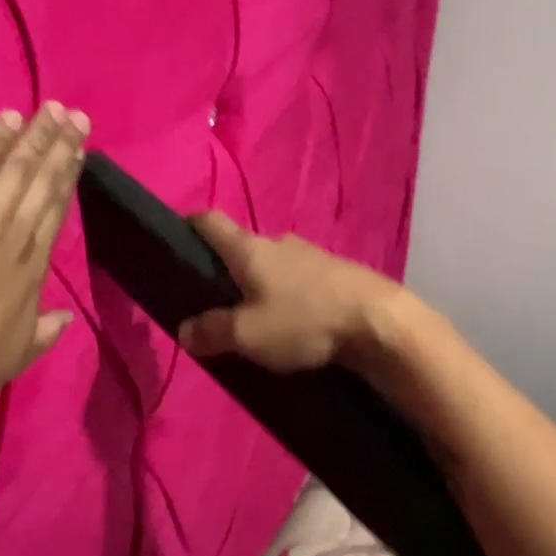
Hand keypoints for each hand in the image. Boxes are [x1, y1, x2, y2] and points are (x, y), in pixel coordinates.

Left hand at [0, 102, 89, 427]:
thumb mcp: (18, 355)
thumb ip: (44, 331)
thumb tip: (66, 318)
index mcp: (34, 274)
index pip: (55, 215)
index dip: (68, 181)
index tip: (79, 155)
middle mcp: (18, 241)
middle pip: (44, 185)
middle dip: (61, 149)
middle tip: (77, 117)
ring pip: (18, 171)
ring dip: (36, 137)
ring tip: (53, 109)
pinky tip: (7, 120)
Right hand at [177, 212, 406, 372]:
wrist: (379, 321)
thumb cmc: (304, 320)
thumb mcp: (247, 334)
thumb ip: (212, 331)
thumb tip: (184, 329)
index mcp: (249, 248)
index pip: (209, 221)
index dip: (189, 227)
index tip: (176, 243)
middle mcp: (278, 242)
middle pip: (243, 248)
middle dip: (228, 270)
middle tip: (216, 303)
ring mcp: (312, 255)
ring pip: (274, 266)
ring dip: (262, 286)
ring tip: (256, 319)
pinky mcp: (337, 274)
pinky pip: (301, 281)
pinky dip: (290, 297)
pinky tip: (293, 323)